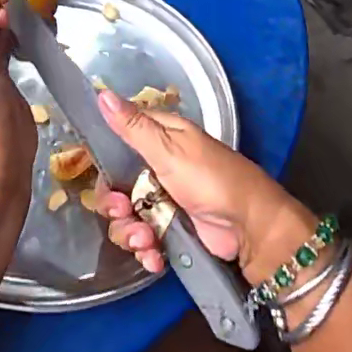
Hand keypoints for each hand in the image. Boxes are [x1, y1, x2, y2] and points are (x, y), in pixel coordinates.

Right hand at [91, 90, 315, 278]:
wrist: (249, 225)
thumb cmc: (210, 178)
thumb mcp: (169, 148)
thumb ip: (134, 126)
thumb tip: (102, 94)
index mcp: (161, 139)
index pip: (118, 145)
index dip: (106, 165)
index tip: (107, 182)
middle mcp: (159, 168)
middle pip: (117, 188)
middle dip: (116, 207)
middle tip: (125, 213)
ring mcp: (165, 201)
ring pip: (128, 218)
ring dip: (131, 234)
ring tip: (146, 241)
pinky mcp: (172, 229)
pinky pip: (145, 240)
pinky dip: (147, 251)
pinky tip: (154, 257)